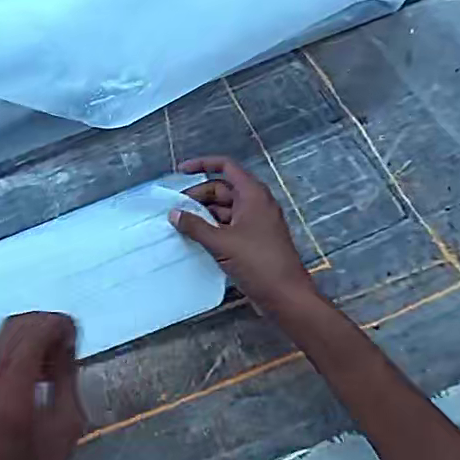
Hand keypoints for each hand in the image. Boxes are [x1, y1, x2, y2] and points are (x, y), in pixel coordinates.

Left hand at [0, 311, 85, 459]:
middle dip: (42, 322)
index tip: (73, 326)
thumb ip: (66, 377)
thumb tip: (68, 340)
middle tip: (68, 333)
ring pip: (2, 339)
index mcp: (11, 398)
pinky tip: (40, 367)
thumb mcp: (66, 425)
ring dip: (30, 333)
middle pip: (12, 330)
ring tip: (56, 349)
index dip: (52, 325)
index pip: (29, 340)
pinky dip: (19, 349)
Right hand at [171, 157, 318, 314]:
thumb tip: (174, 214)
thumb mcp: (221, 243)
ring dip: (203, 213)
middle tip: (175, 209)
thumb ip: (195, 226)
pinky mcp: (253, 240)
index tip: (181, 171)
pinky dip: (211, 227)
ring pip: (224, 209)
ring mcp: (255, 222)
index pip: (226, 166)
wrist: (286, 296)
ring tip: (180, 224)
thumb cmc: (258, 263)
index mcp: (253, 195)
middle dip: (198, 195)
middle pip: (222, 189)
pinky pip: (228, 225)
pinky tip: (195, 238)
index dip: (202, 164)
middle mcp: (255, 203)